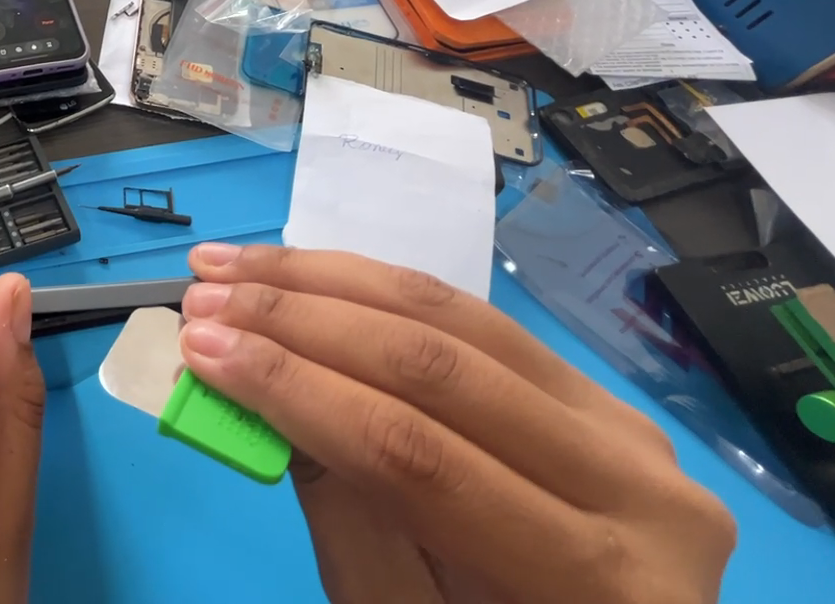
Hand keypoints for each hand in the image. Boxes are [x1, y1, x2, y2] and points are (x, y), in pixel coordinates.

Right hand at [178, 244, 734, 603]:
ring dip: (318, 278)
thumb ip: (335, 503)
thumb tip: (249, 384)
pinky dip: (364, 282)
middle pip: (432, 365)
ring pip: (446, 313)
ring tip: (227, 263)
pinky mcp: (583, 387)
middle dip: (293, 319)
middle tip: (201, 296)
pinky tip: (298, 269)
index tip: (198, 348)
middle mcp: (636, 483)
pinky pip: (462, 312)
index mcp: (600, 582)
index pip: (414, 452)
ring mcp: (618, 422)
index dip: (293, 388)